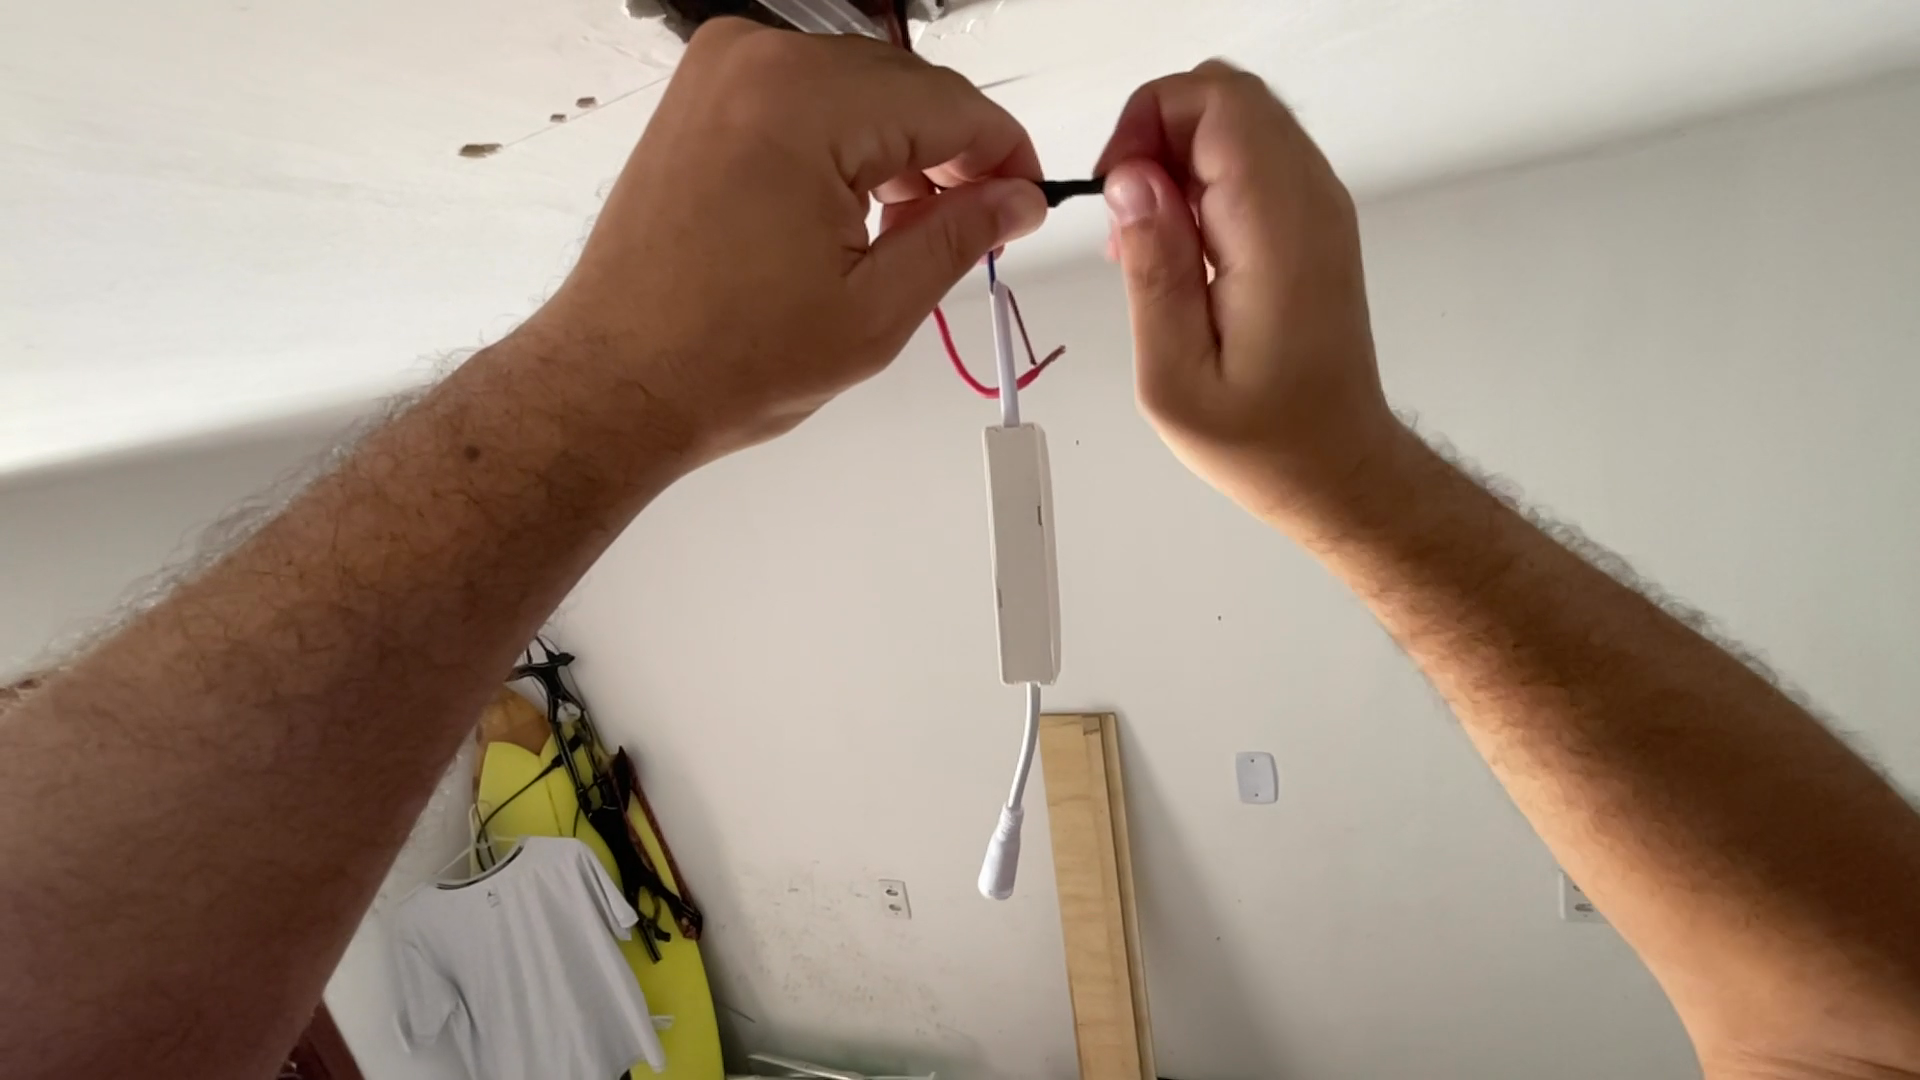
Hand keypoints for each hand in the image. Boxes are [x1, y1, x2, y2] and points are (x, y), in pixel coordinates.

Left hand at [522, 18, 1046, 460]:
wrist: (621, 381)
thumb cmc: (727, 359)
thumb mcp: (876, 311)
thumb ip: (957, 239)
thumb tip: (1015, 202)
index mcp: (806, 106)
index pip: (949, 105)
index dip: (1003, 155)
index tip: (1025, 199)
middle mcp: (757, 63)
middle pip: (904, 89)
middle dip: (954, 157)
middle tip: (981, 226)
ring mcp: (720, 76)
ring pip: (856, 94)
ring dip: (901, 155)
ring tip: (918, 233)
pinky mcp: (701, 104)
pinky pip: (805, 105)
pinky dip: (847, 149)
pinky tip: (860, 209)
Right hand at [1095, 61, 1395, 523]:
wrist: (1331, 463)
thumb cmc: (1253, 439)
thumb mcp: (1173, 376)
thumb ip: (1152, 270)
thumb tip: (1131, 180)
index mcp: (1276, 233)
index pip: (1217, 103)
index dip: (1147, 124)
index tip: (1113, 199)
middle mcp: (1310, 200)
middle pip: (1228, 98)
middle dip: (1155, 140)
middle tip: (1124, 229)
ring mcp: (1318, 209)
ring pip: (1237, 125)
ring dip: (1174, 167)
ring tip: (1143, 249)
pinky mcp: (1311, 226)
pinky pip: (1249, 164)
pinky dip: (1199, 187)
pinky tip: (1177, 253)